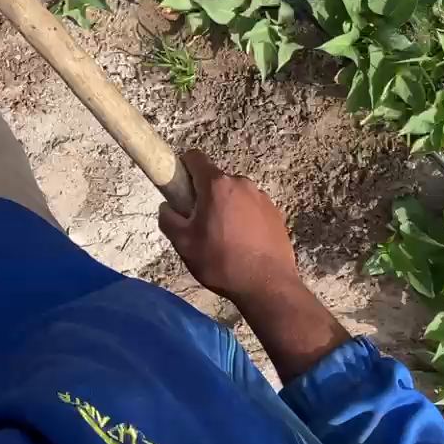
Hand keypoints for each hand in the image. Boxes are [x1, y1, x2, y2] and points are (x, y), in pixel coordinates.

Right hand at [160, 150, 348, 380]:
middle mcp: (241, 183)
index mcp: (216, 185)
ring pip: (234, 194)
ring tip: (224, 238)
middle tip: (200, 224)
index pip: (194, 157)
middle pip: (215, 179)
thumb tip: (167, 208)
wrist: (268, 286)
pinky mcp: (276, 212)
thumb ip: (168, 219)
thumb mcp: (183, 244)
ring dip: (225, 207)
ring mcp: (262, 196)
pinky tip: (243, 243)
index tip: (180, 190)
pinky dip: (244, 217)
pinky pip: (252, 207)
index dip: (182, 169)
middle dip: (204, 195)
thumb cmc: (221, 262)